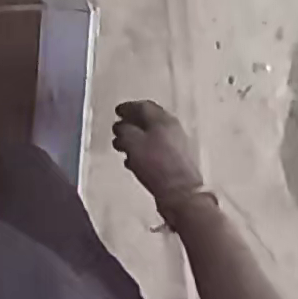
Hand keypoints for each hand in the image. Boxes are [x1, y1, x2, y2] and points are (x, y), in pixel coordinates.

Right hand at [111, 100, 212, 221]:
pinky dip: (143, 150)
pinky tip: (133, 159)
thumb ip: (123, 130)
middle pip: (149, 120)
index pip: (142, 106)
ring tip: (121, 145)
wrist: (180, 192)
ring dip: (136, 138)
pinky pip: (156, 149)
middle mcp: (172, 128)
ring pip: (152, 135)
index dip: (127, 107)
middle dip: (131, 123)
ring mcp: (177, 145)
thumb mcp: (131, 142)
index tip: (117, 111)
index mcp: (162, 120)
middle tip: (118, 126)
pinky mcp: (177, 160)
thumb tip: (120, 126)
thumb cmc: (154, 163)